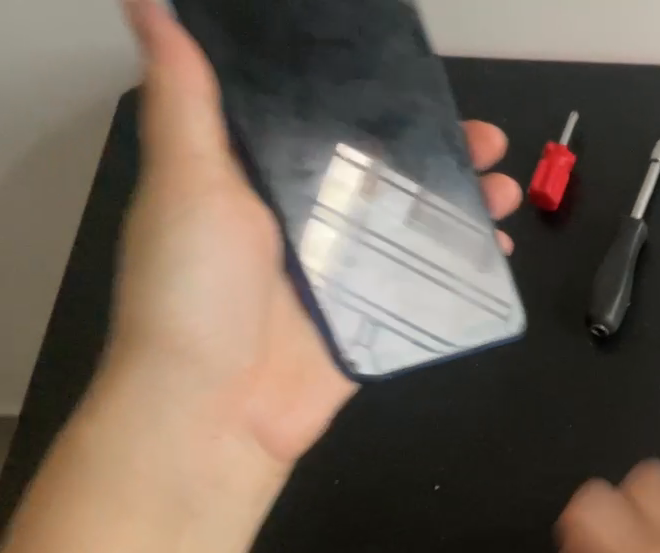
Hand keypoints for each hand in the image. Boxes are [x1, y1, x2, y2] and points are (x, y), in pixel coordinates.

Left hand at [96, 0, 522, 489]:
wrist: (217, 405)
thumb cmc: (193, 289)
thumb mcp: (186, 182)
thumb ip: (186, 100)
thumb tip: (152, 3)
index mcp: (262, 180)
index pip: (331, 128)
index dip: (380, 104)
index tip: (427, 87)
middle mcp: (309, 222)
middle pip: (387, 178)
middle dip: (443, 156)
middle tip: (491, 143)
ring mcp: (346, 275)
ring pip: (415, 229)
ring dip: (464, 209)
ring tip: (507, 194)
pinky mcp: (374, 320)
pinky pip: (426, 288)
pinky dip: (464, 272)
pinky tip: (494, 253)